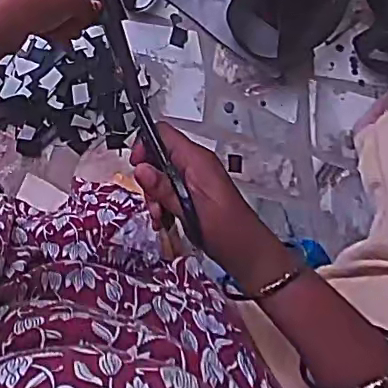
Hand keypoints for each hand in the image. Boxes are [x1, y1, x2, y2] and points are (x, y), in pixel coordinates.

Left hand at [0, 0, 102, 44]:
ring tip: (65, 31)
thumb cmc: (29, 1)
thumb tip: (93, 8)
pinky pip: (37, 20)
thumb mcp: (75, 0)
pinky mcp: (13, 11)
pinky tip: (51, 35)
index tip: (89, 7)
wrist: (2, 24)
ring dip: (61, 21)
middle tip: (77, 20)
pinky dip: (46, 28)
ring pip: (50, 9)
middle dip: (72, 10)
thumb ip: (89, 4)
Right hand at [130, 123, 283, 271]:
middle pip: (158, 154)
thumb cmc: (229, 233)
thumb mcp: (189, 211)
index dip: (144, 145)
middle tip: (152, 200)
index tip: (137, 167)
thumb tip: (141, 168)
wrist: (250, 255)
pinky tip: (166, 217)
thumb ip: (163, 188)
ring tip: (160, 214)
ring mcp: (197, 176)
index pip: (162, 133)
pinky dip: (163, 200)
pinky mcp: (196, 189)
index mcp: (197, 160)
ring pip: (162, 172)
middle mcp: (197, 163)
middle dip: (148, 177)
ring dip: (155, 193)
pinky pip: (170, 185)